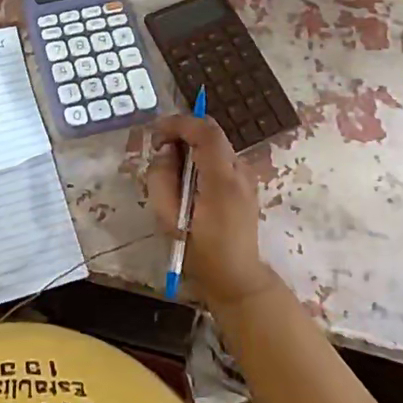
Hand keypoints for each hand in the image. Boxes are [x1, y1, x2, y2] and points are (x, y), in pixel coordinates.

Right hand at [130, 115, 278, 304]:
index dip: (178, 123)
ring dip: (191, 145)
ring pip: (216, 143)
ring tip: (172, 168)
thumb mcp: (168, 218)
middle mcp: (240, 172)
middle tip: (160, 150)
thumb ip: (161, 178)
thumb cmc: (199, 252)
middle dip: (182, 132)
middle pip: (211, 132)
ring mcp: (247, 177)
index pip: (205, 132)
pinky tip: (189, 180)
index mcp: (222, 180)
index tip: (155, 134)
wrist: (237, 279)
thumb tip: (164, 152)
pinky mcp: (246, 184)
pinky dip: (201, 156)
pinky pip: (221, 157)